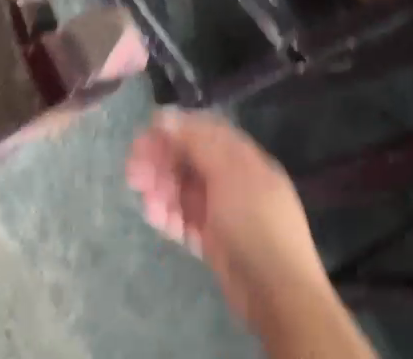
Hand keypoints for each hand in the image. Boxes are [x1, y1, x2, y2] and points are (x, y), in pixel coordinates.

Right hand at [125, 108, 327, 327]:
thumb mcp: (230, 175)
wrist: (278, 295)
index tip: (144, 138)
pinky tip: (161, 224)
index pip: (202, 132)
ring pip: (180, 189)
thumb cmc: (257, 226)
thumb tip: (165, 116)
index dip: (172, 131)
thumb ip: (198, 142)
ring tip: (151, 208)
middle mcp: (232, 181)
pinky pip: (183, 217)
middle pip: (186, 159)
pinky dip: (168, 217)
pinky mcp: (211, 237)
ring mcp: (221, 210)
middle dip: (158, 164)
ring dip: (160, 193)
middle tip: (134, 176)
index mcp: (243, 161)